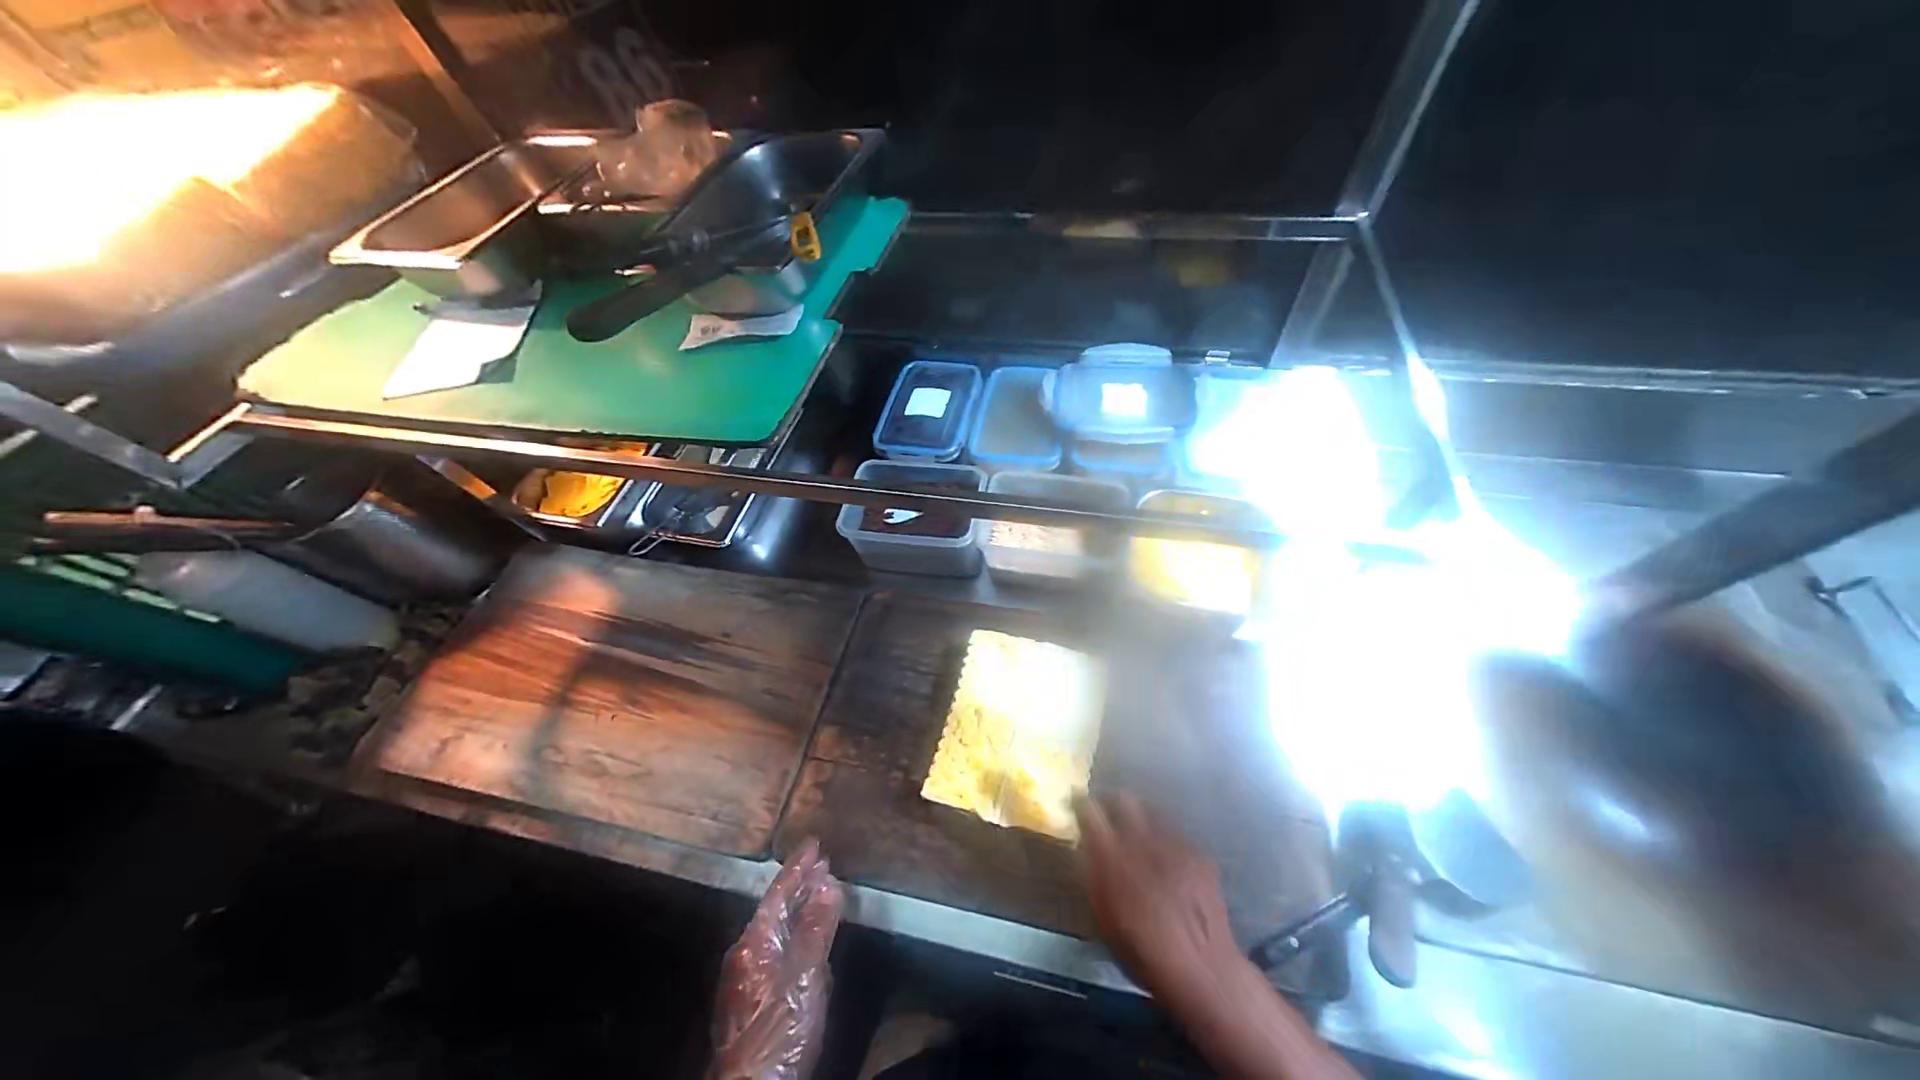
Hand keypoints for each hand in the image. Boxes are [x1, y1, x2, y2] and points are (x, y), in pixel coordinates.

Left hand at [712, 839, 843, 1079]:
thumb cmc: (780, 1029)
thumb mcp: (806, 976)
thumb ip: (817, 928)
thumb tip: (828, 884)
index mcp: (754, 942)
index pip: (778, 893)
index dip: (798, 868)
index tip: (814, 844)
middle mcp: (745, 953)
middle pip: (775, 910)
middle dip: (800, 887)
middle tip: (823, 865)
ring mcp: (746, 978)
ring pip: (776, 930)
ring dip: (799, 910)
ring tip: (820, 892)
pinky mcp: (752, 1000)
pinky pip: (776, 950)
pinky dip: (795, 934)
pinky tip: (809, 939)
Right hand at [1077, 795, 1360, 1079]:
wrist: (1202, 968)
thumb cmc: (1143, 950)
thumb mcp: (1103, 914)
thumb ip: (1092, 874)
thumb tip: (1085, 847)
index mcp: (1112, 855)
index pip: (1090, 812)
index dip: (1082, 804)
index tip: (1077, 802)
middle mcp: (1144, 840)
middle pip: (1125, 800)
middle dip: (1114, 803)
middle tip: (1108, 814)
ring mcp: (1175, 843)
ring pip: (1153, 813)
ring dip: (1142, 819)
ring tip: (1139, 835)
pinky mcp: (1199, 853)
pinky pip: (1175, 833)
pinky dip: (1165, 839)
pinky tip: (1166, 857)